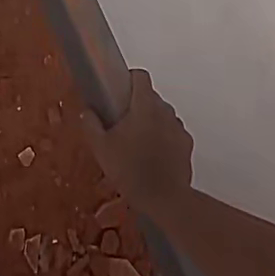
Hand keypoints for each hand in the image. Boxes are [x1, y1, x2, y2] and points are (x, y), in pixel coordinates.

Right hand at [81, 69, 193, 214]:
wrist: (163, 198)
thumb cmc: (130, 169)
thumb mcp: (101, 149)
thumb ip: (91, 125)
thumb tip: (87, 111)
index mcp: (145, 105)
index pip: (141, 76)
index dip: (129, 79)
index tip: (119, 92)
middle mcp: (165, 110)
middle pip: (151, 97)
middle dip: (137, 105)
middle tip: (122, 124)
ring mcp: (178, 126)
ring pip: (162, 114)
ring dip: (151, 121)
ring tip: (137, 143)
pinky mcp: (187, 143)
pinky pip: (172, 132)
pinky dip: (164, 138)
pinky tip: (153, 157)